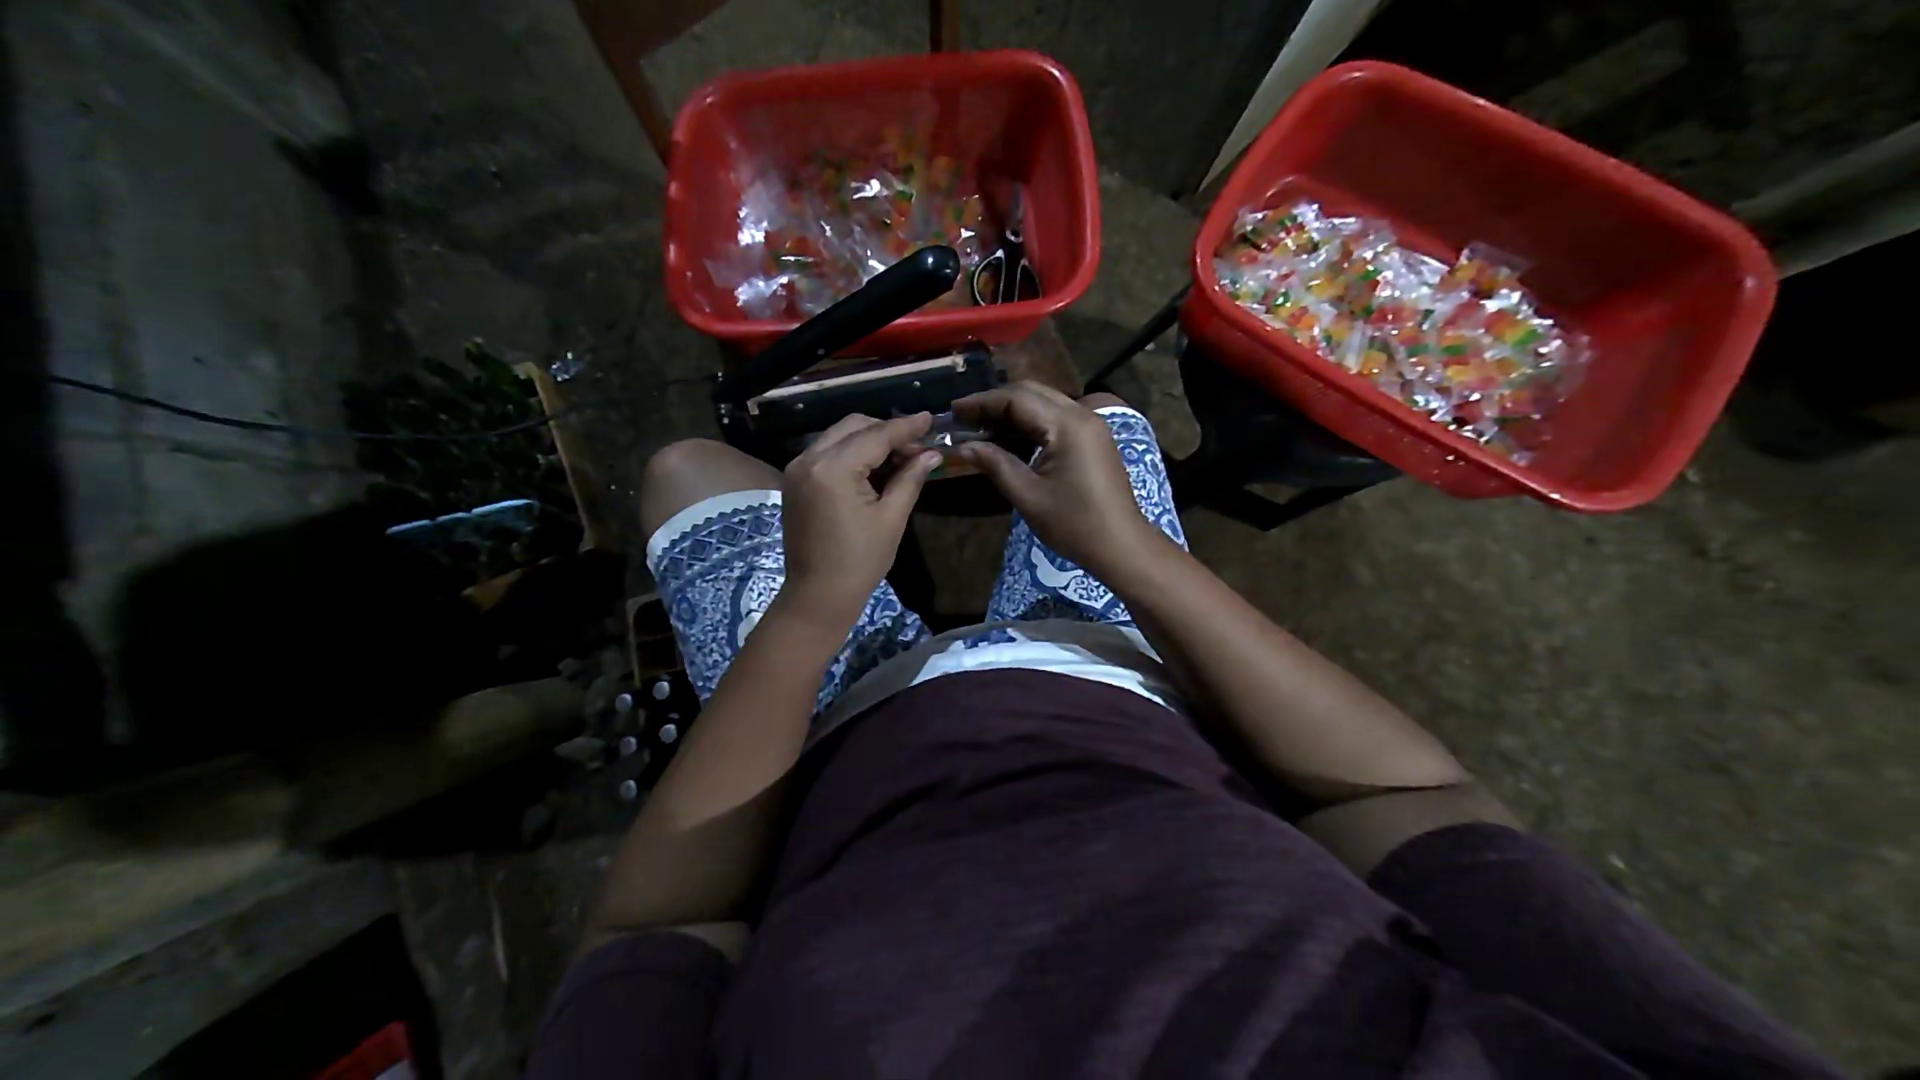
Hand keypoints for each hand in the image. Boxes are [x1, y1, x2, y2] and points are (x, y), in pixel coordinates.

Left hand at [780, 412, 940, 624]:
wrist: (818, 595)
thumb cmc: (860, 561)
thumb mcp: (891, 518)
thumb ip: (910, 478)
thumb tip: (932, 454)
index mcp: (833, 468)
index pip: (876, 435)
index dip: (906, 427)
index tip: (931, 418)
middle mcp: (809, 459)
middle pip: (854, 426)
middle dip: (887, 431)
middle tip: (918, 446)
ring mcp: (797, 468)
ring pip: (839, 436)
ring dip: (869, 440)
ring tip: (900, 456)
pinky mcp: (795, 480)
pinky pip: (826, 452)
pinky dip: (851, 452)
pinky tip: (874, 467)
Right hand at [952, 383, 1162, 575]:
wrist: (1121, 545)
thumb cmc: (1074, 524)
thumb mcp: (1028, 496)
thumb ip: (995, 464)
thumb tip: (964, 447)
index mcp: (1067, 425)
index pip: (1016, 398)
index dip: (982, 402)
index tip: (953, 411)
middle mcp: (1082, 414)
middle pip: (1031, 392)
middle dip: (996, 402)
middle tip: (965, 418)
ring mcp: (1091, 425)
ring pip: (1045, 402)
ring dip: (1013, 411)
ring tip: (982, 428)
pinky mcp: (1094, 438)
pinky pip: (1057, 417)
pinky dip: (1031, 422)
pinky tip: (1010, 439)